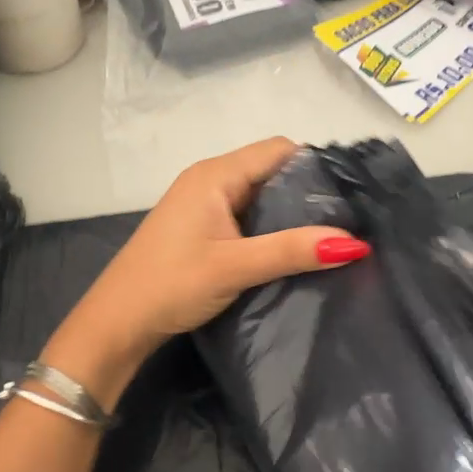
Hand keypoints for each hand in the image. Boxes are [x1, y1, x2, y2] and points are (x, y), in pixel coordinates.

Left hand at [42, 138, 369, 406]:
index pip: (279, 150)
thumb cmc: (172, 285)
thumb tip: (355, 241)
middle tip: (345, 220)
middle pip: (271, 169)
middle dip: (306, 191)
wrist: (117, 322)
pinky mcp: (200, 225)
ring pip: (259, 194)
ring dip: (288, 212)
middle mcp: (209, 178)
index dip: (315, 167)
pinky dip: (268, 225)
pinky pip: (245, 213)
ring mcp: (202, 202)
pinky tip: (289, 249)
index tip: (348, 196)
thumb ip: (293, 250)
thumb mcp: (237, 267)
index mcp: (215, 175)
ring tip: (326, 236)